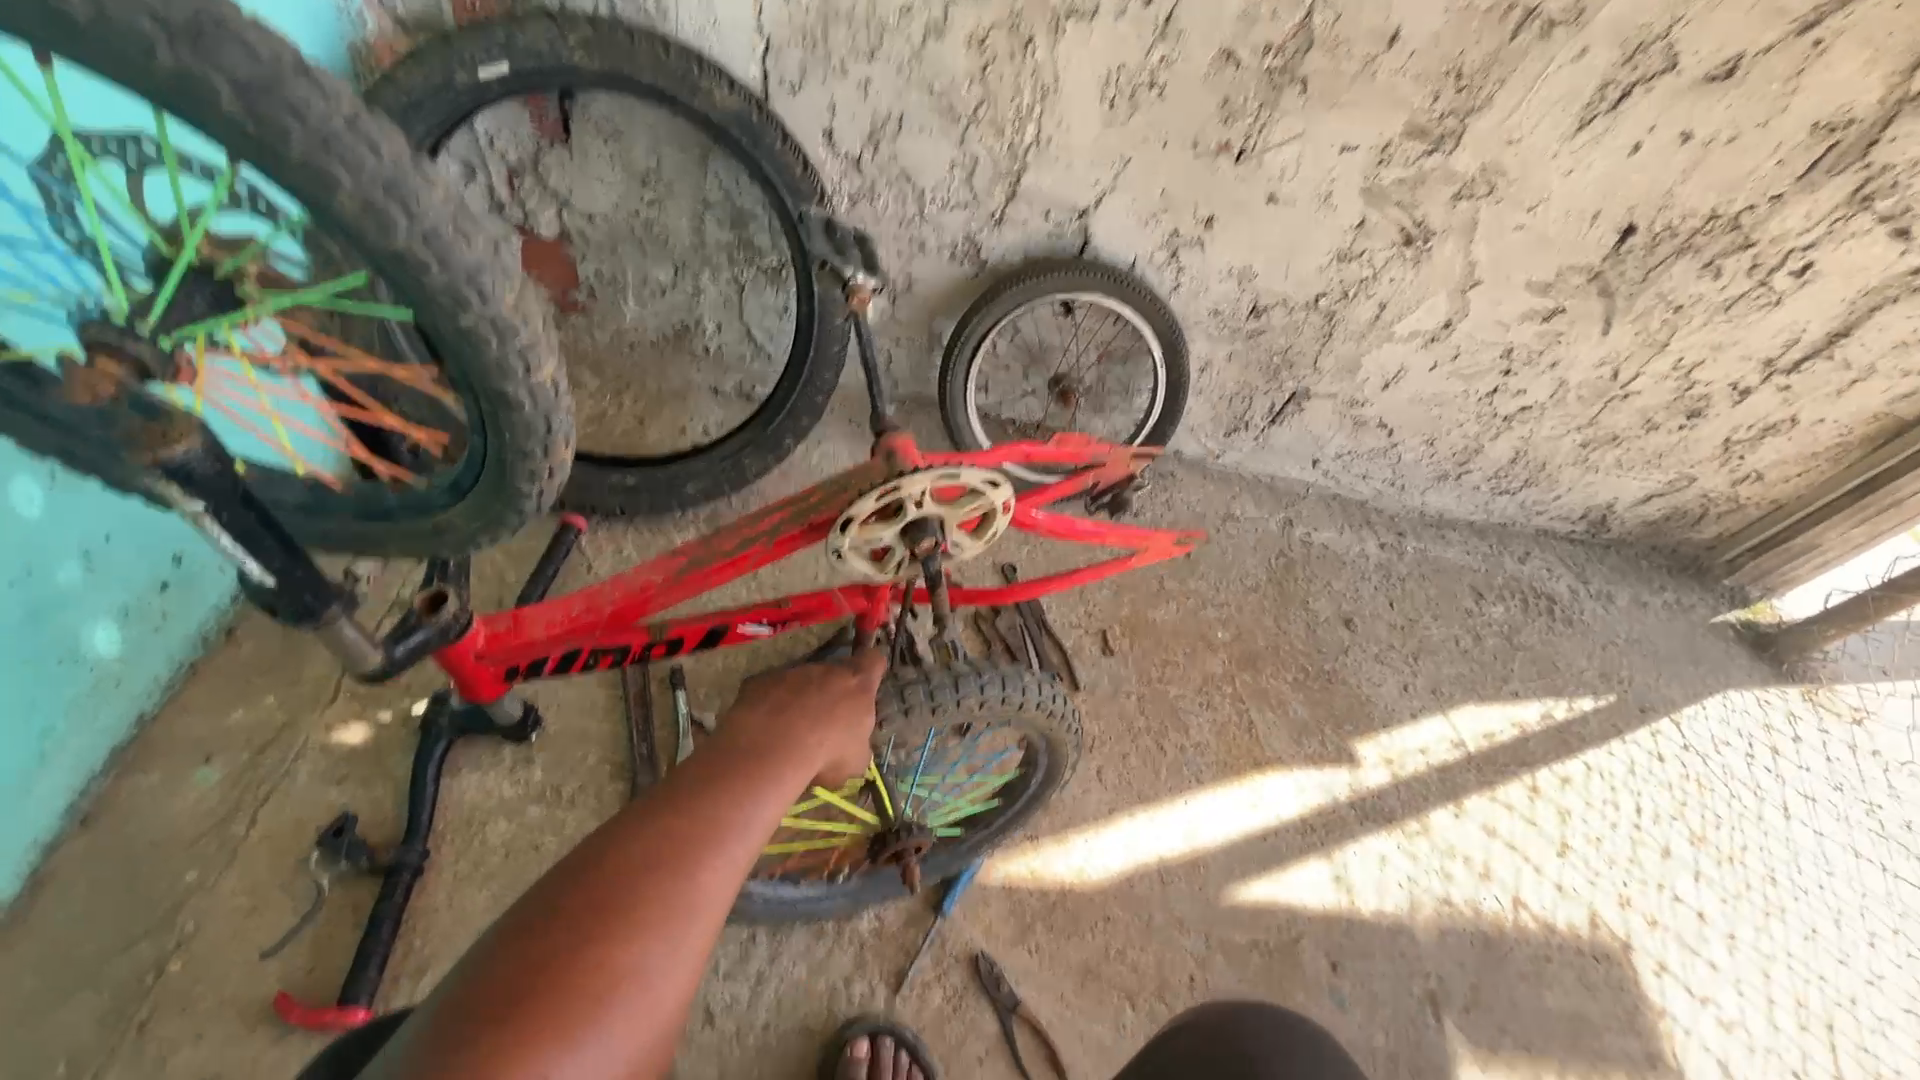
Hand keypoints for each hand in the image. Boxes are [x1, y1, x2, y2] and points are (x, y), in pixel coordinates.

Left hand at [719, 648, 887, 786]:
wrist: (772, 749)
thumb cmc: (827, 754)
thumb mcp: (856, 760)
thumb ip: (859, 744)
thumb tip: (853, 746)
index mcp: (858, 685)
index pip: (873, 660)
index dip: (871, 667)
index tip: (867, 679)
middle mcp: (826, 670)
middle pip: (833, 674)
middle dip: (830, 694)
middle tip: (822, 725)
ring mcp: (791, 672)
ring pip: (799, 683)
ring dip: (798, 702)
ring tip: (788, 734)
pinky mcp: (760, 680)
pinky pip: (769, 691)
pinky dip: (769, 707)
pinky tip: (765, 732)